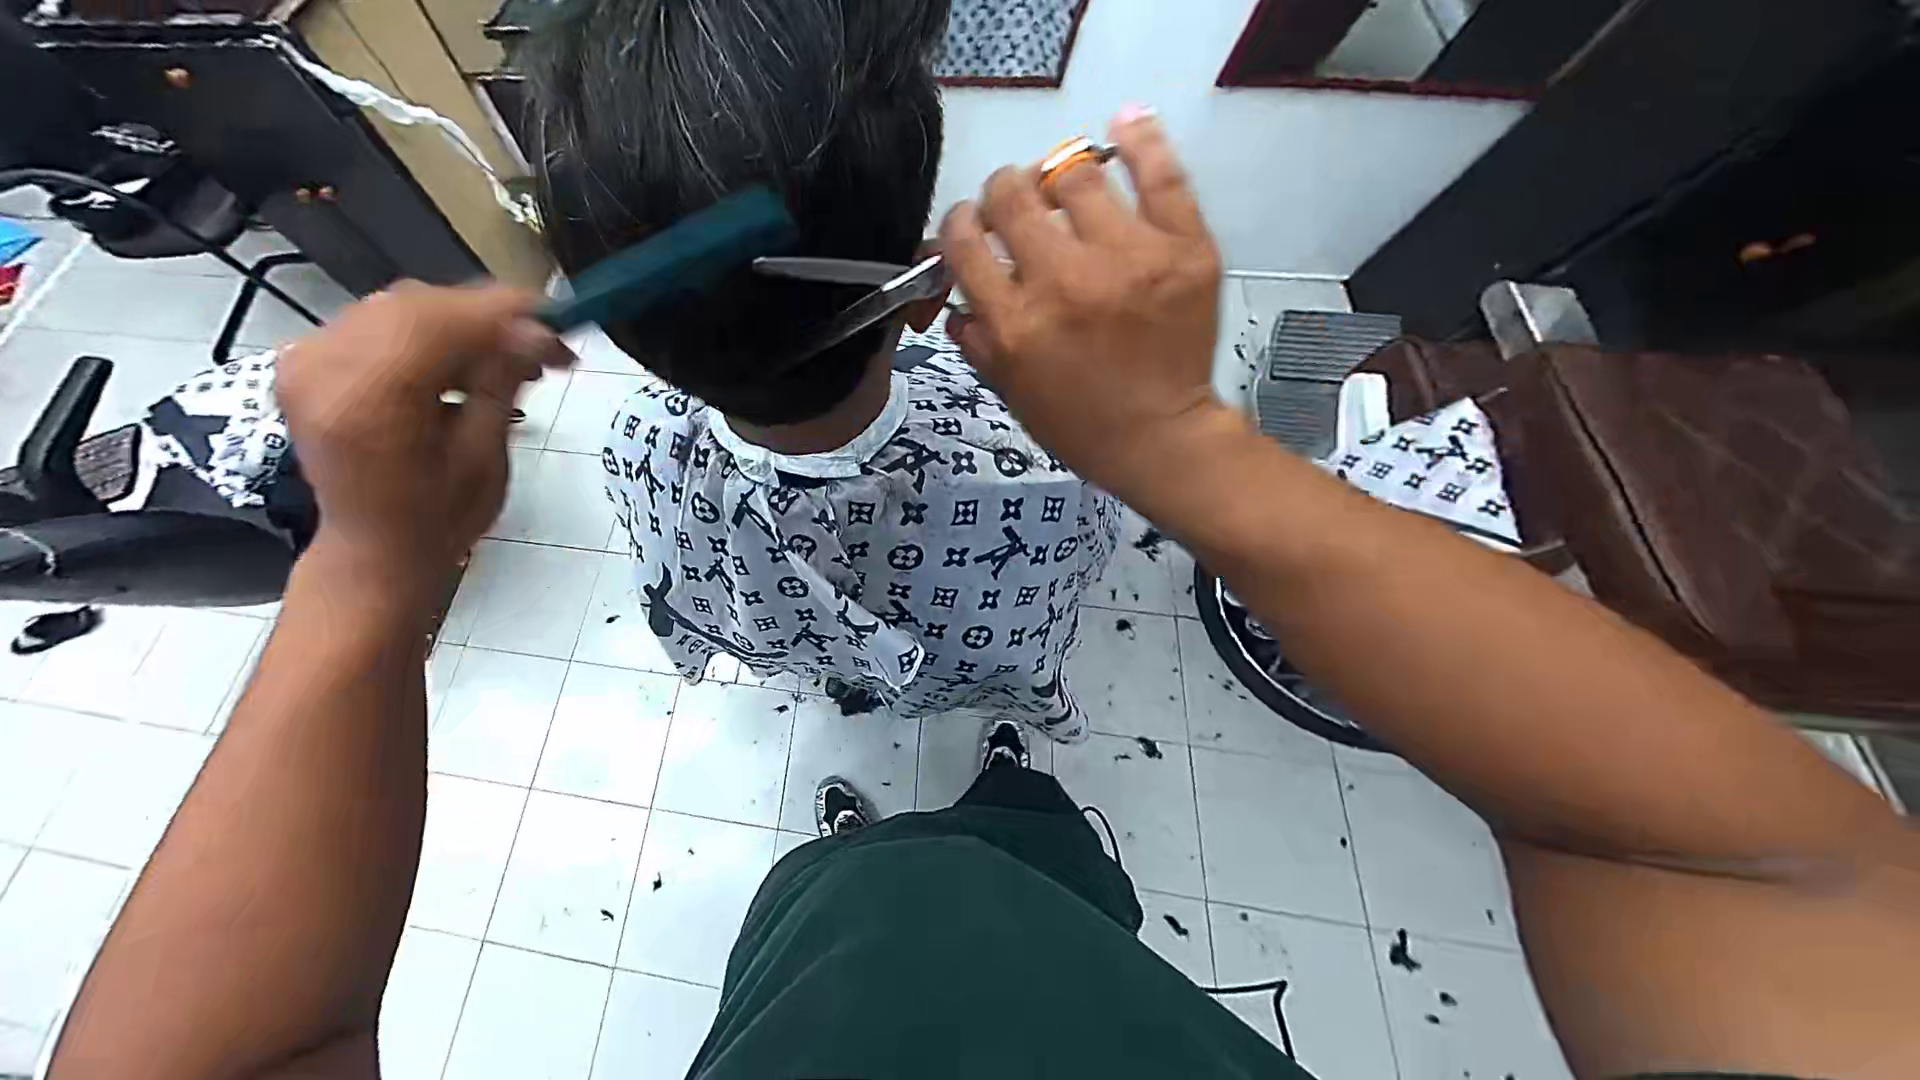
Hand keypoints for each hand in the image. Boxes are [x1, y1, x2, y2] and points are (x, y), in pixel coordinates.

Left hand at [276, 283, 569, 586]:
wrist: (377, 547)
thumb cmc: (439, 517)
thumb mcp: (485, 456)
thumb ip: (500, 385)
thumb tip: (535, 334)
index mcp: (368, 403)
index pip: (437, 323)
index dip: (502, 313)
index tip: (556, 319)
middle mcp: (323, 370)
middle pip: (416, 306)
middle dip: (488, 315)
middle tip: (546, 343)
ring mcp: (308, 362)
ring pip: (398, 307)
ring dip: (463, 321)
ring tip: (513, 354)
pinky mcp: (311, 361)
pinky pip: (379, 321)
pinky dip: (431, 330)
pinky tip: (467, 357)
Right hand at [939, 110, 1236, 499]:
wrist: (1160, 439)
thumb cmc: (1079, 424)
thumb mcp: (1011, 392)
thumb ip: (977, 341)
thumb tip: (956, 299)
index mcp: (1015, 323)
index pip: (964, 240)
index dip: (960, 223)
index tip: (972, 226)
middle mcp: (1064, 282)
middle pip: (1011, 194)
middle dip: (1002, 193)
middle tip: (1016, 207)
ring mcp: (1128, 260)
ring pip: (1074, 175)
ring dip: (1058, 177)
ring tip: (1066, 192)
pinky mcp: (1183, 249)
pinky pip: (1160, 173)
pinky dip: (1138, 140)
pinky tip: (1122, 125)